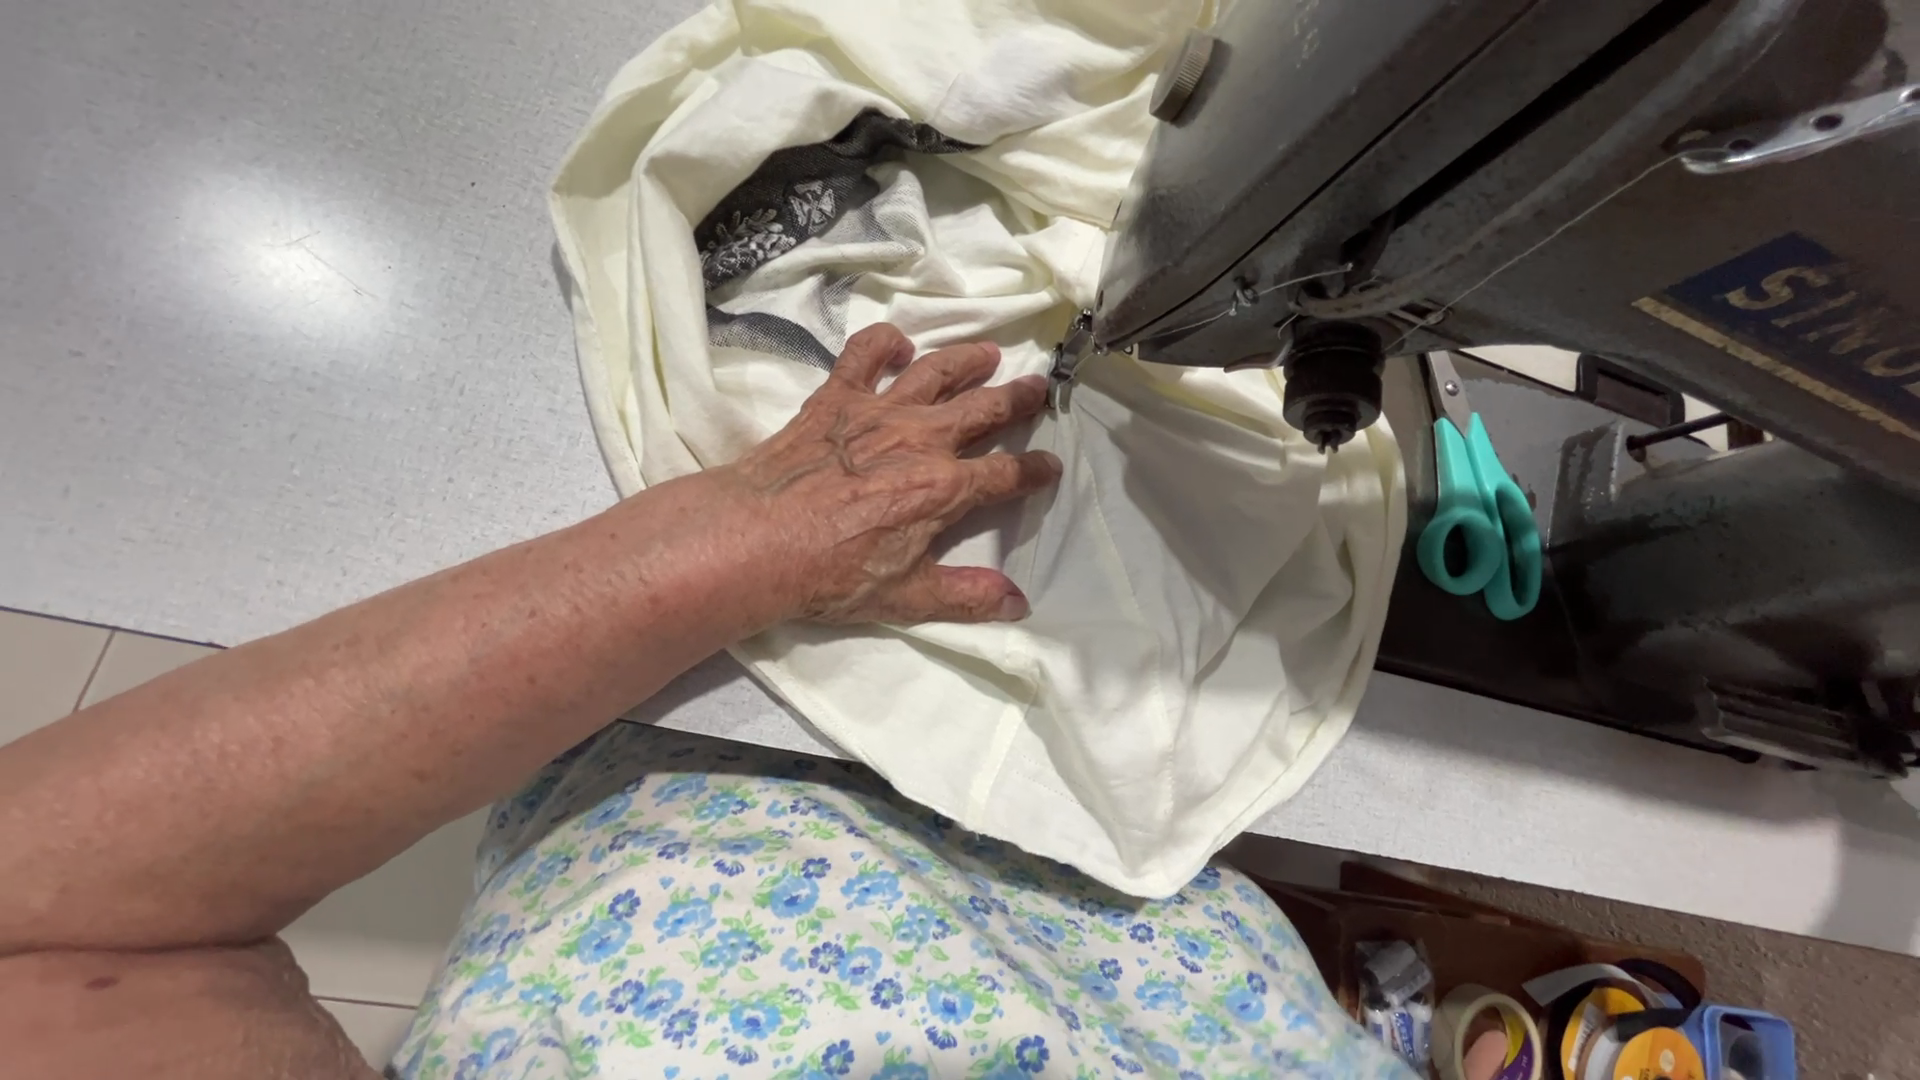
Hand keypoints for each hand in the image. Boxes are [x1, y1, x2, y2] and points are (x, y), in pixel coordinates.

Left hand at [723, 323, 1061, 624]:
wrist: (756, 539)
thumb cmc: (831, 574)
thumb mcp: (906, 597)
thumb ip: (965, 596)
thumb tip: (1018, 604)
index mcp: (944, 488)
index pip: (1006, 475)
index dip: (1034, 471)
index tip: (1050, 466)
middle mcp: (921, 439)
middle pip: (983, 410)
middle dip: (1017, 399)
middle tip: (1038, 387)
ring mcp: (878, 411)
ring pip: (935, 372)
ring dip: (967, 360)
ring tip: (989, 353)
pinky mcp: (836, 397)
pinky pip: (865, 355)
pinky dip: (884, 342)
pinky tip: (898, 345)